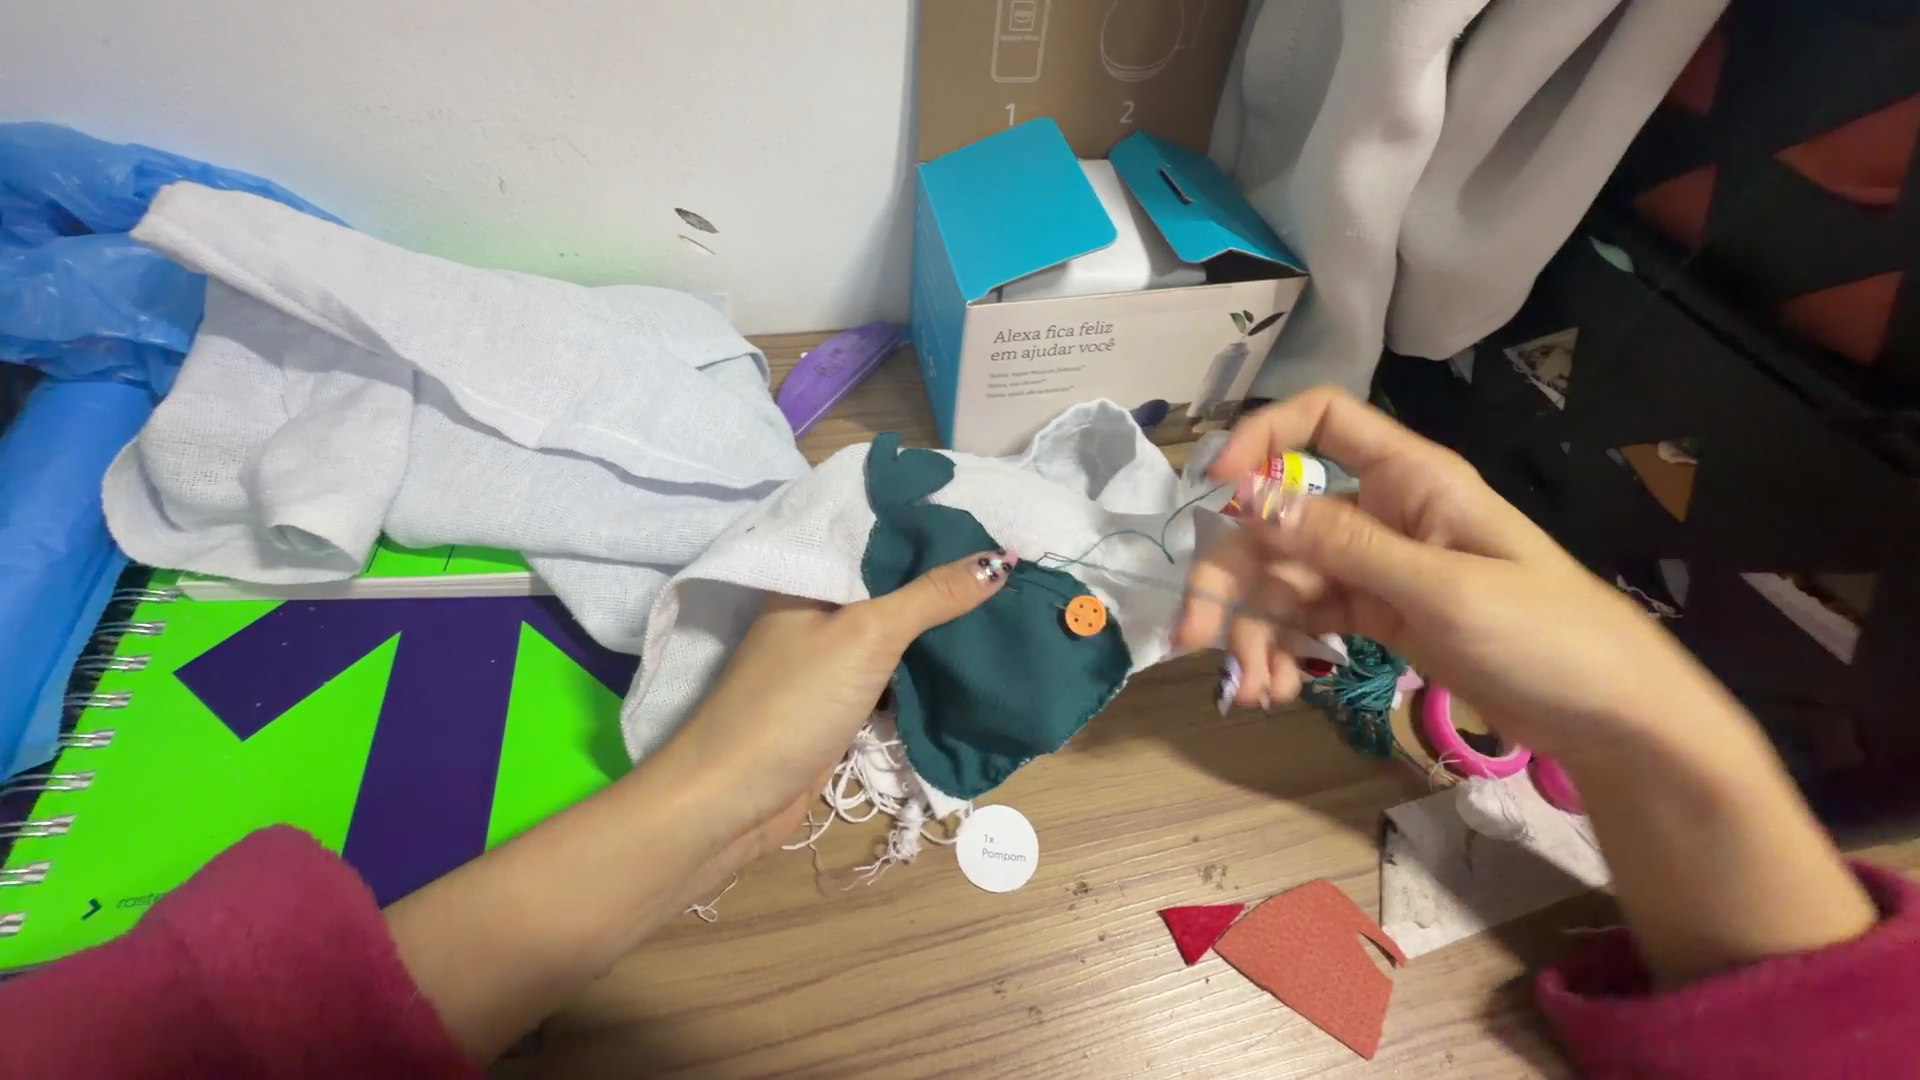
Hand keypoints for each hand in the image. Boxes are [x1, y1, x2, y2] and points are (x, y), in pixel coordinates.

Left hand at [653, 550, 1014, 847]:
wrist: (734, 798)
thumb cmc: (795, 700)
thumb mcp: (868, 635)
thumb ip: (931, 596)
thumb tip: (1000, 559)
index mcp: (810, 572)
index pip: (876, 529)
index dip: (929, 520)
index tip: (988, 510)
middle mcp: (817, 604)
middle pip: (890, 577)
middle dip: (944, 570)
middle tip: (1010, 554)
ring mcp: (829, 652)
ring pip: (895, 623)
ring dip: (940, 615)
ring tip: (1003, 591)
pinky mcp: (841, 694)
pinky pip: (893, 663)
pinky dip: (926, 656)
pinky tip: (970, 646)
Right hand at [1174, 386, 1727, 758]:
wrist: (1612, 723)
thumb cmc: (1550, 638)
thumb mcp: (1443, 588)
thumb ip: (1343, 544)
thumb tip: (1248, 500)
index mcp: (1408, 479)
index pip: (1320, 421)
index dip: (1259, 439)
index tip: (1214, 487)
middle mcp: (1377, 513)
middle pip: (1273, 522)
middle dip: (1229, 577)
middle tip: (1194, 637)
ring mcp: (1368, 565)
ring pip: (1278, 578)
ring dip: (1250, 629)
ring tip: (1250, 688)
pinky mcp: (1367, 612)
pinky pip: (1300, 618)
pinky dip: (1278, 650)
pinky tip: (1275, 688)